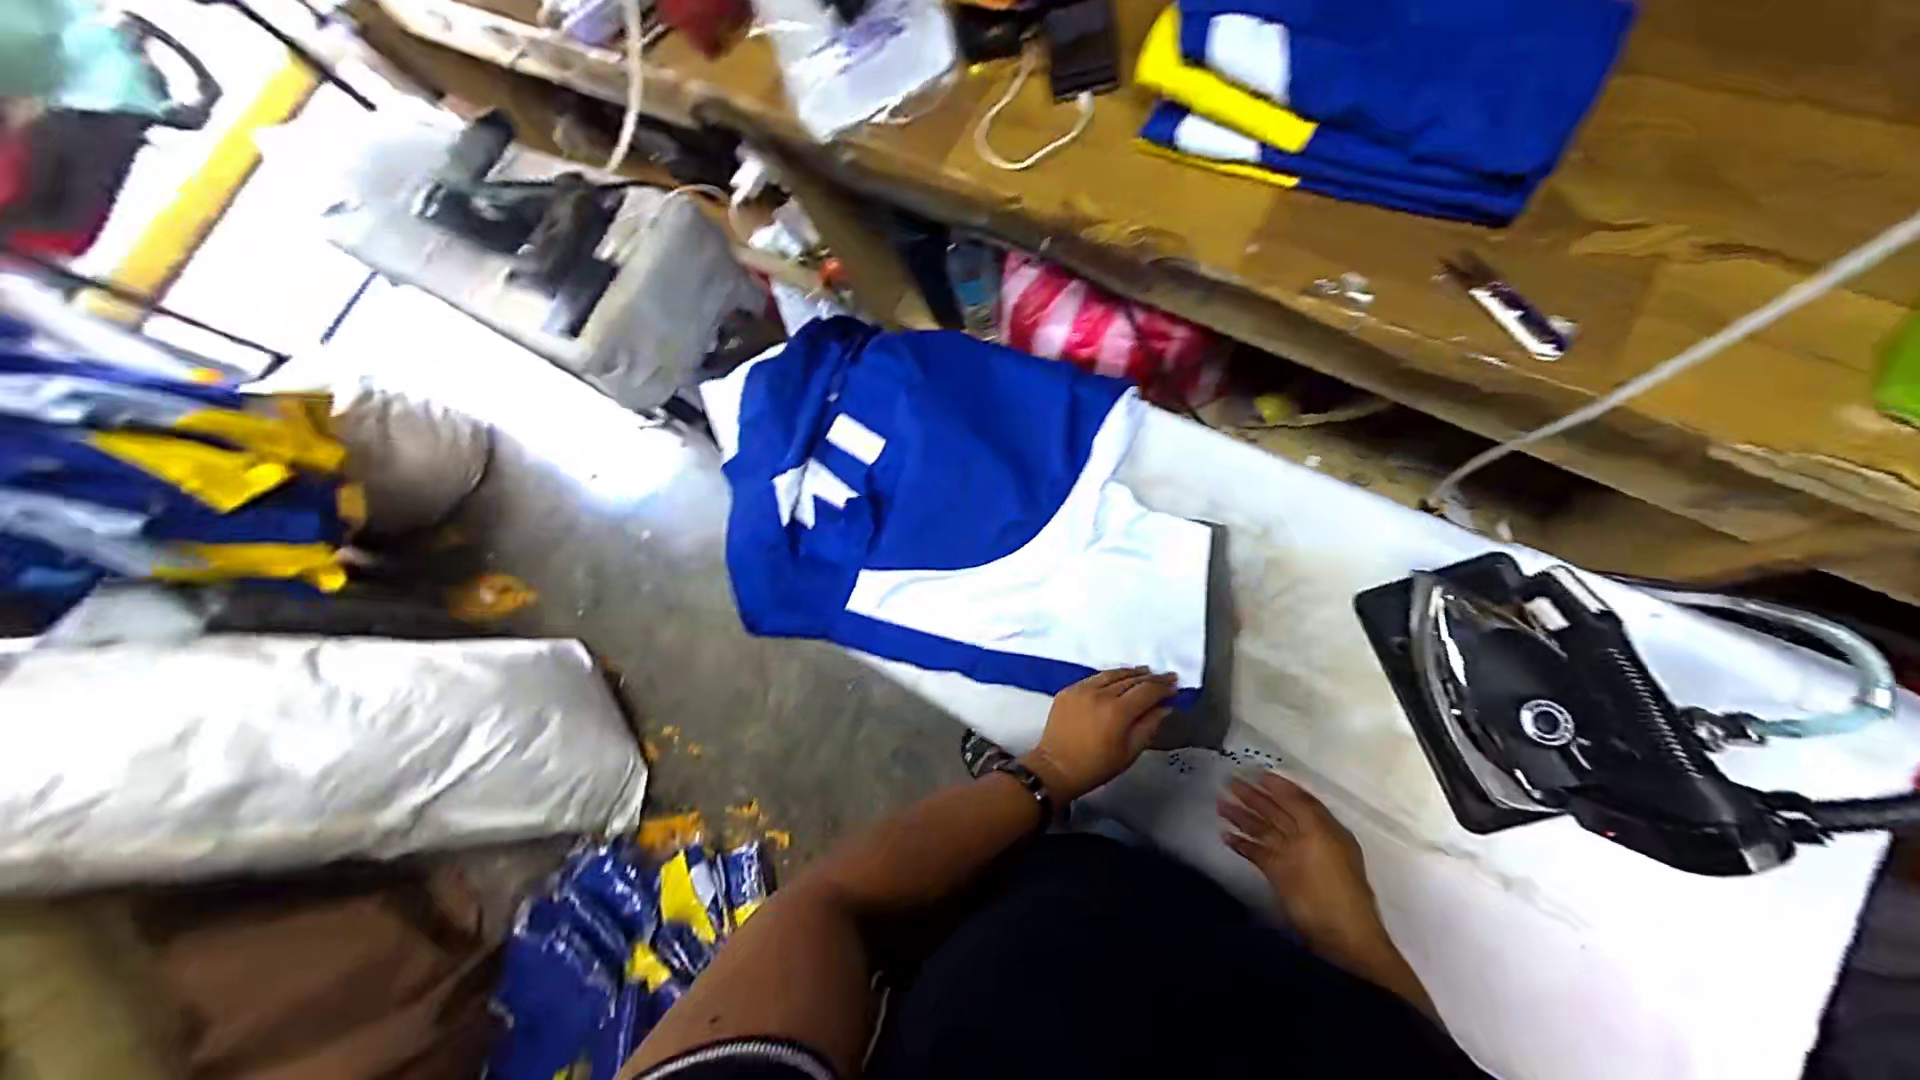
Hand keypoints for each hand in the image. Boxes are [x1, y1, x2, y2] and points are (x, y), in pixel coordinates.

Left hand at [1021, 667, 1175, 800]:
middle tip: (1167, 677)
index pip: (1146, 691)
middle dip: (1151, 678)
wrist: (1056, 768)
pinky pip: (1094, 678)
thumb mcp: (1129, 752)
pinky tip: (1118, 678)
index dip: (1163, 688)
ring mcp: (1081, 689)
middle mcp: (1099, 694)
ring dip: (1131, 673)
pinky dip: (1110, 677)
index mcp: (1117, 711)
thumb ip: (1149, 726)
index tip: (1175, 687)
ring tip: (1146, 672)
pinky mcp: (1068, 690)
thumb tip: (1165, 707)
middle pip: (1131, 679)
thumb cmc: (1096, 766)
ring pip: (1112, 674)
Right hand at [1219, 772, 1436, 1017]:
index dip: (1277, 785)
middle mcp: (1309, 840)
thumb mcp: (1320, 838)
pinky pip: (1258, 854)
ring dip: (1243, 817)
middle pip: (1278, 812)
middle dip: (1254, 797)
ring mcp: (1294, 859)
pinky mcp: (1280, 877)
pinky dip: (1243, 844)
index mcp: (1324, 829)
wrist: (1339, 939)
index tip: (1254, 771)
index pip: (1297, 799)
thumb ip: (1301, 809)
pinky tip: (1226, 836)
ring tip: (1219, 804)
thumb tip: (1280, 786)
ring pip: (1265, 831)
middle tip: (1228, 782)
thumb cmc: (1331, 886)